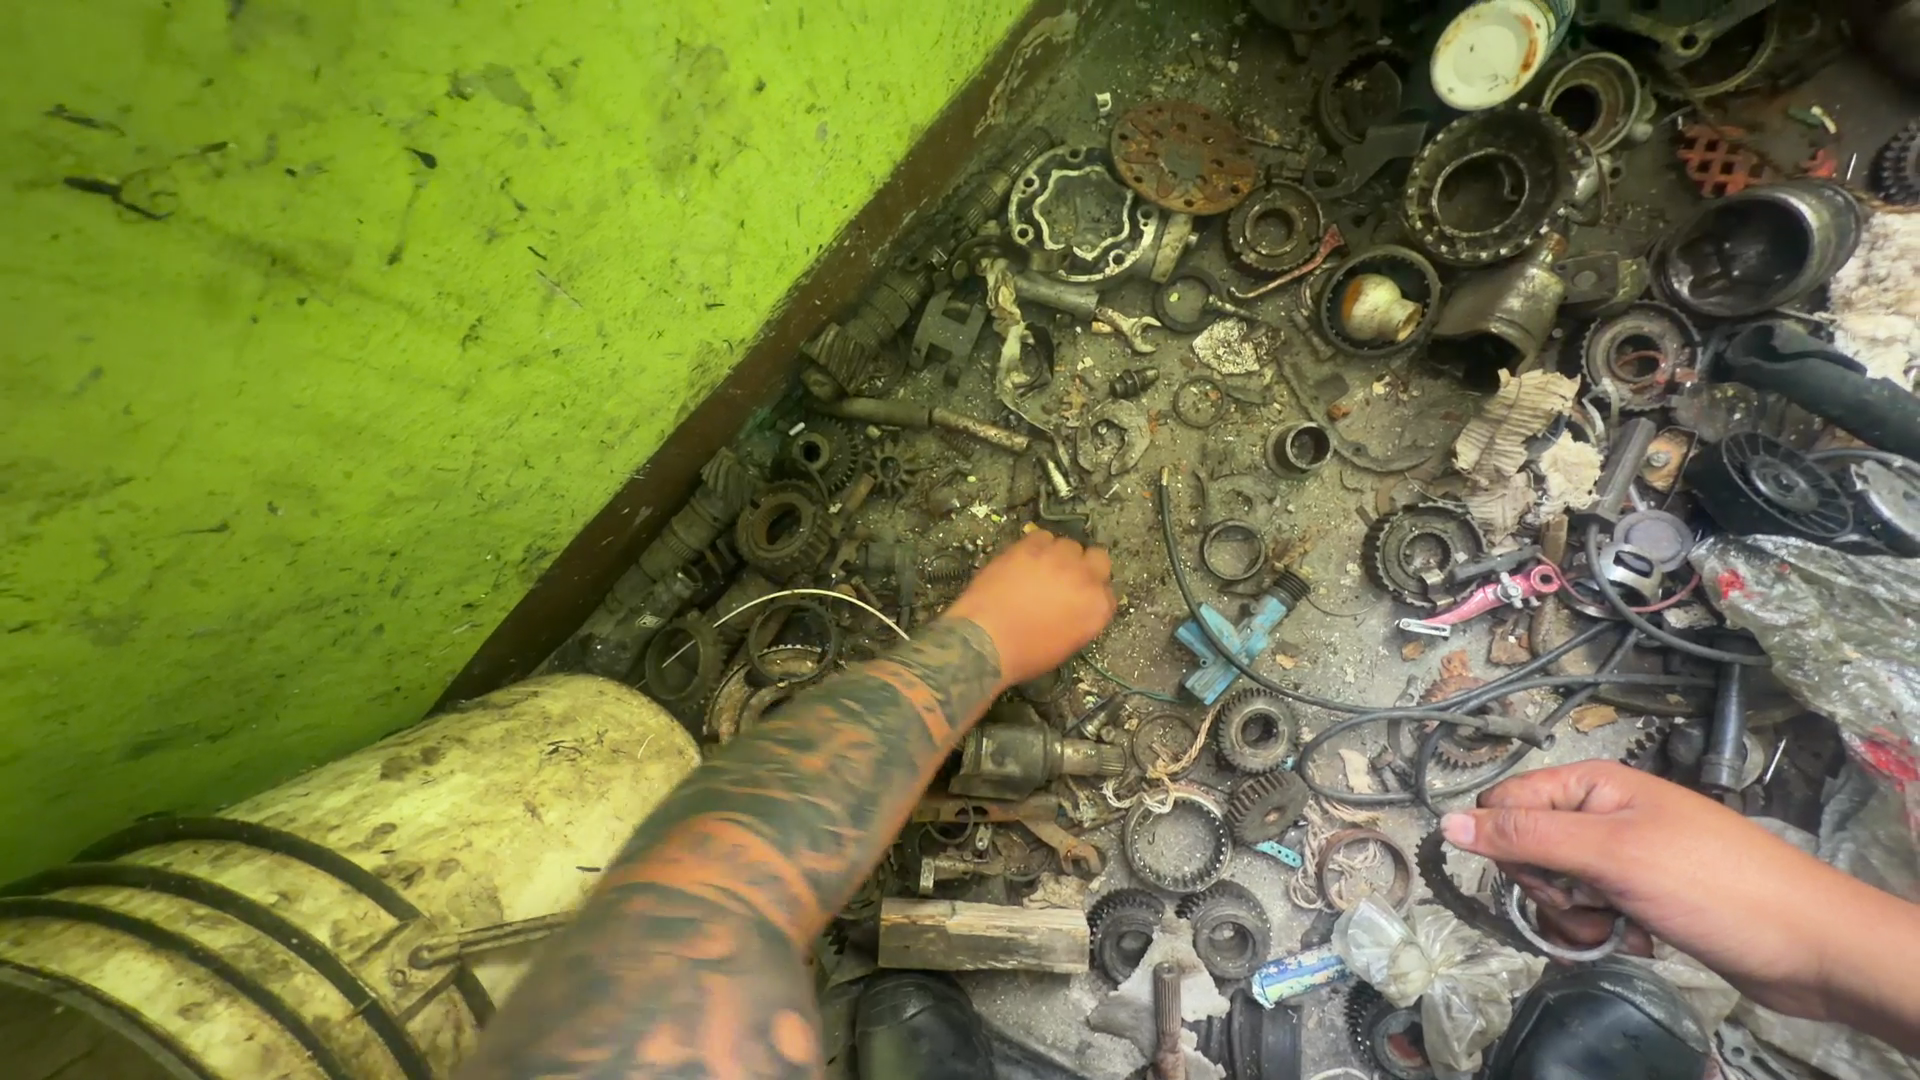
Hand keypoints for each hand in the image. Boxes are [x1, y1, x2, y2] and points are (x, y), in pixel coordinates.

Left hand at [943, 528, 1116, 686]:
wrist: (986, 640)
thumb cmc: (1025, 653)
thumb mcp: (1066, 644)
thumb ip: (1081, 618)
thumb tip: (1076, 605)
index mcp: (1097, 607)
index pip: (1107, 592)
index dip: (1091, 592)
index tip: (1077, 597)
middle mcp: (1085, 578)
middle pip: (1097, 559)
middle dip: (1084, 566)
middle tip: (1064, 578)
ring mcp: (1058, 558)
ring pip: (1068, 545)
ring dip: (1058, 556)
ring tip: (1038, 570)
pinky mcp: (1030, 547)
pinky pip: (1042, 537)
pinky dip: (1036, 547)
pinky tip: (1023, 561)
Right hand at [1442, 761, 1871, 1019]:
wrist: (1824, 952)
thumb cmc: (1714, 887)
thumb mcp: (1610, 855)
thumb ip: (1524, 836)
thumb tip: (1444, 823)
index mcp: (1590, 784)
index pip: (1505, 803)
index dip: (1506, 842)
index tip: (1540, 877)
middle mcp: (1598, 812)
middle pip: (1525, 844)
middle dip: (1545, 885)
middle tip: (1584, 905)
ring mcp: (1619, 853)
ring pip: (1552, 880)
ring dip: (1570, 912)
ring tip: (1612, 928)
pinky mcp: (1637, 892)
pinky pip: (1585, 904)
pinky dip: (1597, 926)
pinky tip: (1631, 937)